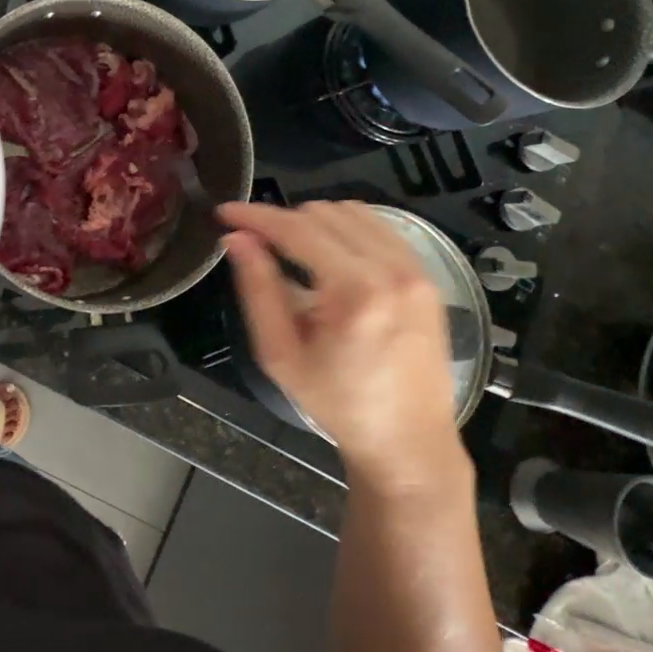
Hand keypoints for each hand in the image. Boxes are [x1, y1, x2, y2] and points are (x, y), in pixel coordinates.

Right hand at [218, 201, 466, 489]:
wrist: (408, 439)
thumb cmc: (337, 402)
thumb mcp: (280, 353)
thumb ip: (258, 289)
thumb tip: (236, 239)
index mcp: (355, 291)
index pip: (297, 229)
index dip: (256, 215)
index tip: (225, 213)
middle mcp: (393, 270)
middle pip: (325, 213)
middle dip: (283, 219)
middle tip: (254, 242)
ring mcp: (417, 271)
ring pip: (355, 213)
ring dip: (315, 221)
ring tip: (289, 248)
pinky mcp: (427, 277)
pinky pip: (381, 229)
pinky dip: (347, 229)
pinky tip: (328, 253)